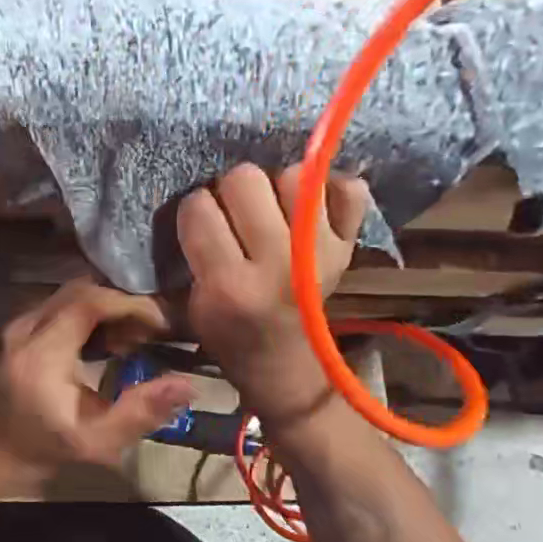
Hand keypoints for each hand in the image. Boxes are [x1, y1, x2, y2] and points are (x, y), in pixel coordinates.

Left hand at [0, 278, 196, 475]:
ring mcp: (22, 323)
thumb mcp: (97, 441)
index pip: (89, 302)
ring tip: (137, 338)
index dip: (131, 304)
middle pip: (84, 290)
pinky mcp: (24, 324)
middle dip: (125, 304)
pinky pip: (66, 302)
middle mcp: (28, 328)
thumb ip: (140, 412)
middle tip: (154, 331)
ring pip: (75, 292)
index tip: (162, 323)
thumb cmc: (45, 448)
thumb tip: (187, 385)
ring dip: (111, 308)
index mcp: (42, 354)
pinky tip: (113, 341)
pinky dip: (95, 313)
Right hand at [177, 163, 369, 428]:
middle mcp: (279, 263)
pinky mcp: (348, 247)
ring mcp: (320, 252)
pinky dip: (332, 191)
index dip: (196, 211)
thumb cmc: (229, 333)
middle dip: (232, 192)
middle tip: (236, 216)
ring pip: (292, 175)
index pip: (199, 207)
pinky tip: (310, 209)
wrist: (285, 366)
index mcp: (230, 285)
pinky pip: (350, 189)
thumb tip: (204, 194)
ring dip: (277, 188)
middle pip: (244, 179)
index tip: (203, 226)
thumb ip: (194, 250)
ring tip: (272, 213)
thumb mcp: (193, 303)